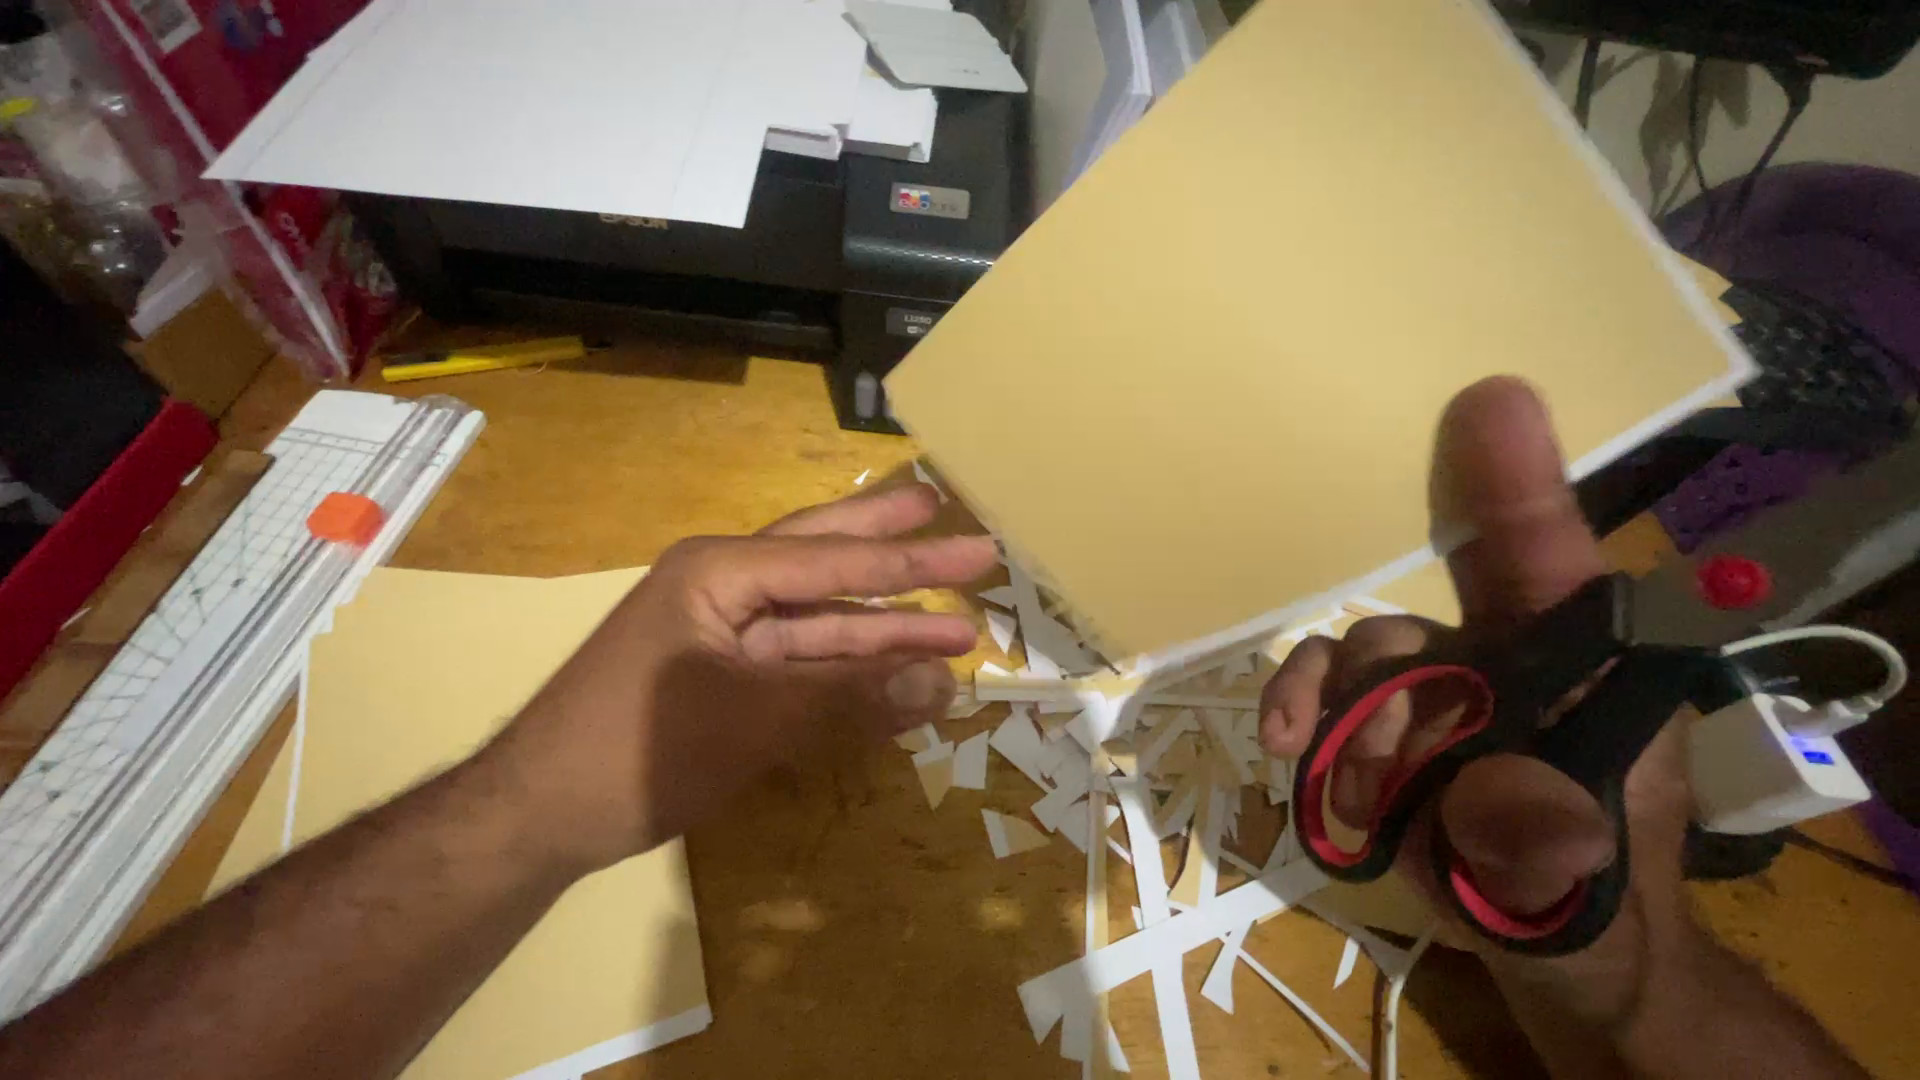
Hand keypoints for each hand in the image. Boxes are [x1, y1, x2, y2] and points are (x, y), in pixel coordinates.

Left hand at [485, 484, 998, 872]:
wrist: (541, 814)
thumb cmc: (639, 748)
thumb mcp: (751, 718)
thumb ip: (850, 696)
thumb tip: (945, 684)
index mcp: (720, 570)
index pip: (835, 561)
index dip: (913, 560)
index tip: (977, 548)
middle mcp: (726, 585)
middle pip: (826, 558)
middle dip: (890, 545)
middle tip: (947, 516)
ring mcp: (727, 631)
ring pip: (821, 616)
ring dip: (883, 622)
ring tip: (949, 617)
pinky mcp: (730, 675)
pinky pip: (804, 661)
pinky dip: (850, 668)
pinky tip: (896, 668)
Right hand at [1258, 377, 1695, 1010]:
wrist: (1533, 927)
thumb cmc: (1580, 874)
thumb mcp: (1572, 860)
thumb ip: (1540, 836)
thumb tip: (1502, 815)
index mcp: (1568, 657)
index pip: (1540, 554)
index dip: (1511, 479)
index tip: (1484, 400)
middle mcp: (1490, 649)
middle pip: (1406, 623)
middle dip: (1390, 695)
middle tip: (1404, 765)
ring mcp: (1419, 680)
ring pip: (1351, 656)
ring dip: (1342, 720)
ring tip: (1358, 785)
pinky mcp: (1363, 712)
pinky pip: (1312, 687)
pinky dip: (1295, 711)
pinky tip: (1286, 746)